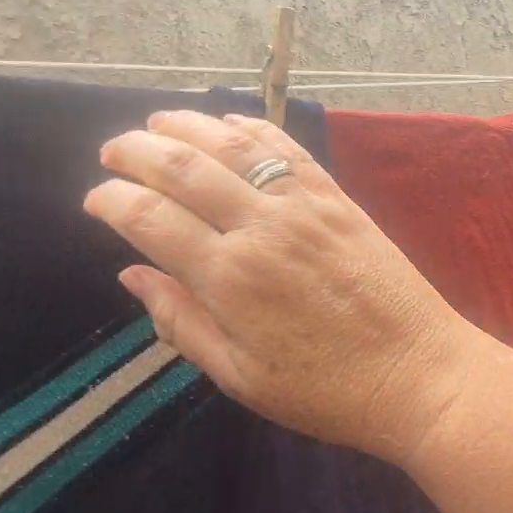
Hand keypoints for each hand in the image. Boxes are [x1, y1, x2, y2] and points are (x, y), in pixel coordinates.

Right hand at [83, 110, 484, 463]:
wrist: (417, 373)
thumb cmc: (326, 390)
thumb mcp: (240, 376)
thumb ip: (181, 322)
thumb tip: (131, 274)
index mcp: (228, 278)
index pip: (149, 217)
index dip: (111, 200)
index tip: (95, 199)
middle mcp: (261, 227)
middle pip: (184, 168)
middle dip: (136, 151)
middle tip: (112, 151)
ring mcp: (304, 206)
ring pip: (233, 145)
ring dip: (187, 126)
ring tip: (157, 124)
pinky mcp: (338, 198)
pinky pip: (287, 149)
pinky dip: (252, 128)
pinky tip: (229, 122)